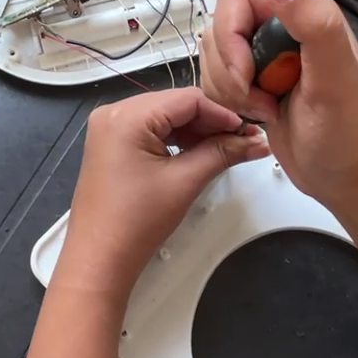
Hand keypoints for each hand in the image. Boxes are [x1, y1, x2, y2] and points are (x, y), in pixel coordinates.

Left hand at [55, 88, 269, 297]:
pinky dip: (176, 139)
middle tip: (244, 140)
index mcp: (127, 115)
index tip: (250, 130)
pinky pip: (150, 129)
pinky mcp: (111, 144)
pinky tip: (199, 152)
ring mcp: (109, 127)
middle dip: (211, 122)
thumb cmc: (138, 221)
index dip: (222, 113)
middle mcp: (114, 112)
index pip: (187, 99)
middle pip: (175, 104)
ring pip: (164, 116)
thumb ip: (223, 153)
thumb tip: (258, 142)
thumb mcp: (185, 182)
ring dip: (196, 131)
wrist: (99, 259)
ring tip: (227, 148)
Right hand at [199, 0, 357, 204]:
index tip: (248, 70)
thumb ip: (314, 23)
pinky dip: (225, 99)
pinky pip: (212, 76)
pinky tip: (259, 113)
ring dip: (228, 87)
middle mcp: (278, 26)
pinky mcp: (248, 79)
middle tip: (256, 94)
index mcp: (303, 13)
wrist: (339, 175)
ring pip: (211, 52)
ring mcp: (261, 54)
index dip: (232, 30)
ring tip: (265, 108)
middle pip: (220, 24)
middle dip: (228, 66)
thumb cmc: (344, 130)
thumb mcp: (335, 77)